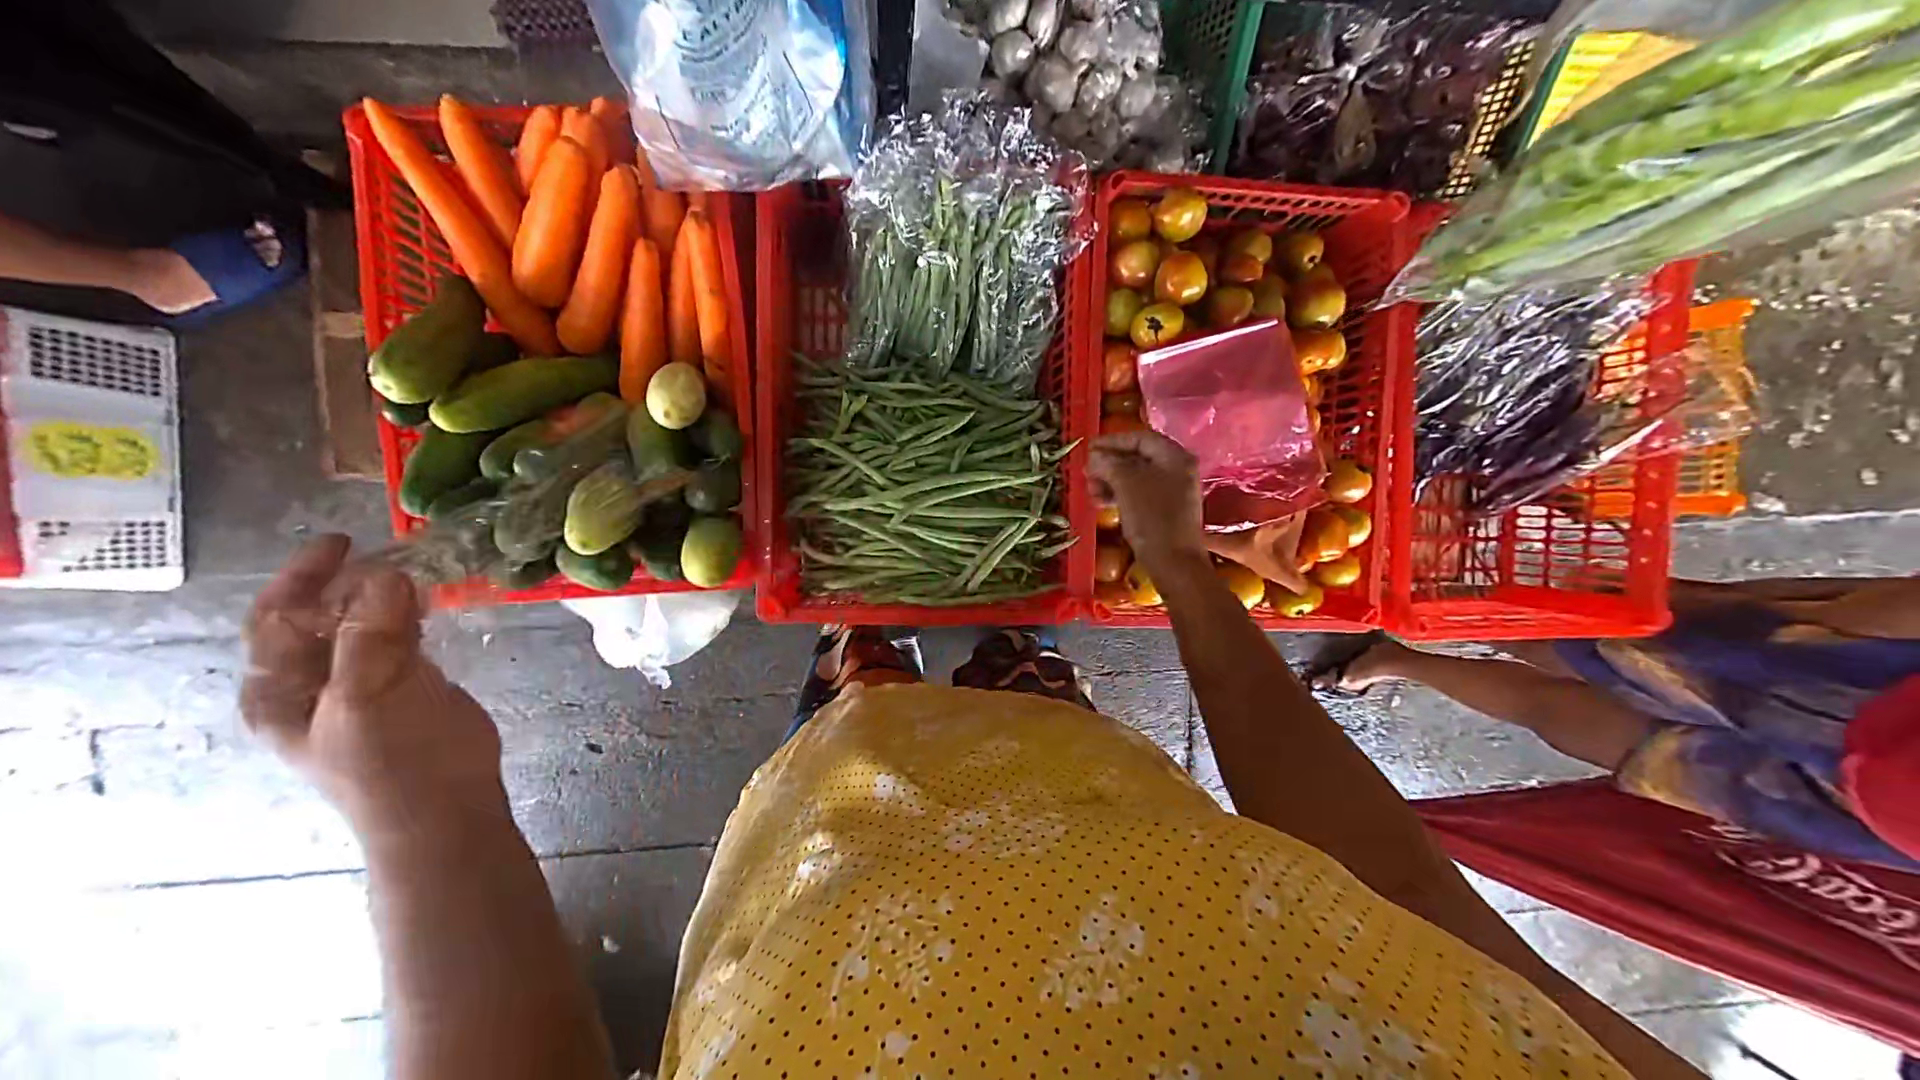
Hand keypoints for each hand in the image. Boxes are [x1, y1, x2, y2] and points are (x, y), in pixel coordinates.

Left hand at [241, 535, 507, 848]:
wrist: (445, 807)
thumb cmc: (394, 762)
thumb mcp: (368, 699)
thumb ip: (369, 636)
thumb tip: (385, 574)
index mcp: (281, 690)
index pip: (276, 618)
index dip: (302, 576)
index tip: (341, 541)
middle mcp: (315, 682)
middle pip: (322, 616)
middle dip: (353, 582)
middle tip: (398, 554)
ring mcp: (365, 683)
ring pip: (367, 624)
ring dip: (388, 595)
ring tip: (420, 572)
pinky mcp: (410, 684)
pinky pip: (403, 638)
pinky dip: (415, 615)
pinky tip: (435, 603)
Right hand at [1087, 431, 1206, 573]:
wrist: (1173, 562)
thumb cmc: (1152, 517)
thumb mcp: (1126, 484)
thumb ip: (1109, 464)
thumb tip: (1095, 457)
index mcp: (1174, 457)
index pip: (1140, 438)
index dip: (1112, 441)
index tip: (1088, 448)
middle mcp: (1177, 470)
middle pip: (1137, 457)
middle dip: (1109, 464)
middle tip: (1086, 472)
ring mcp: (1173, 492)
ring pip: (1136, 478)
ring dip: (1110, 481)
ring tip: (1090, 491)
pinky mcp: (1165, 511)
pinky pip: (1139, 495)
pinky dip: (1119, 495)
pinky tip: (1101, 503)